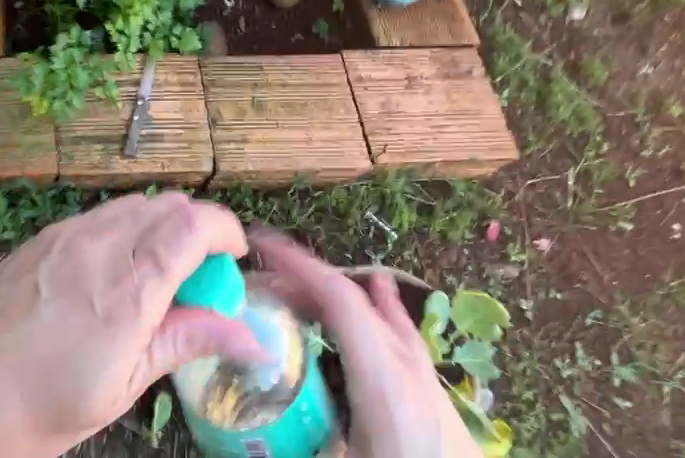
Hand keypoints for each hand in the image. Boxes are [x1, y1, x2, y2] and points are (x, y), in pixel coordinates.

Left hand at [0, 192, 265, 454]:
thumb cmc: (39, 405)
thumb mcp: (120, 388)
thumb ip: (184, 343)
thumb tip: (248, 337)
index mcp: (128, 288)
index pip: (193, 225)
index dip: (225, 230)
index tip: (234, 259)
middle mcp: (100, 246)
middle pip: (168, 205)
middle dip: (198, 229)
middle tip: (199, 279)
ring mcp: (66, 235)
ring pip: (134, 205)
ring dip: (160, 227)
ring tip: (156, 279)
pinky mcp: (43, 236)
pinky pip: (100, 215)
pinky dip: (125, 229)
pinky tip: (112, 274)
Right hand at [253, 230, 480, 457]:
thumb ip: (300, 441)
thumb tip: (241, 444)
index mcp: (382, 381)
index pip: (338, 300)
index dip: (298, 266)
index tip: (261, 246)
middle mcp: (408, 370)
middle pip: (358, 303)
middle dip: (308, 281)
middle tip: (265, 280)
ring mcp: (430, 386)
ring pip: (385, 320)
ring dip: (344, 297)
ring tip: (313, 281)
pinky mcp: (443, 409)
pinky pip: (404, 342)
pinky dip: (380, 318)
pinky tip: (383, 320)